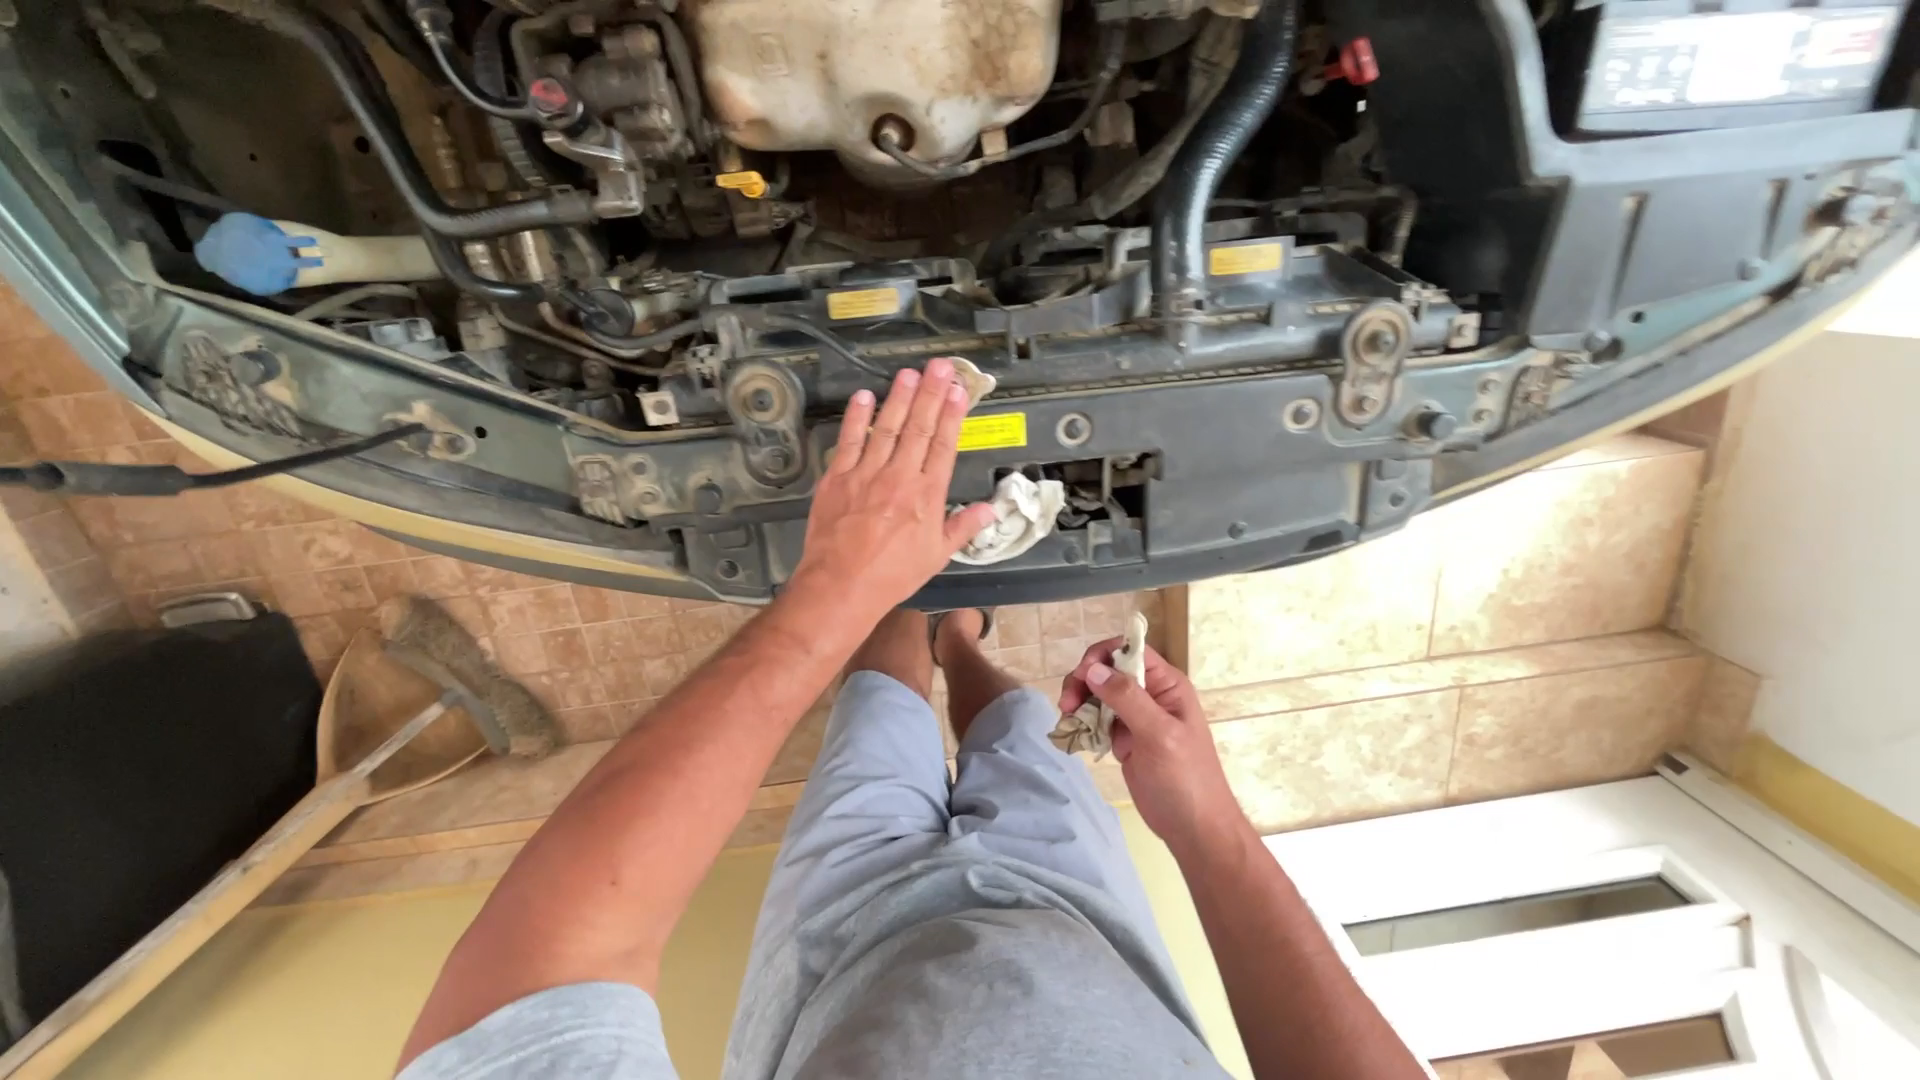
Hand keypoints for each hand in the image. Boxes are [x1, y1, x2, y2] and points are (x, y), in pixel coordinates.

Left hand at [791, 357, 998, 620]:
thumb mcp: (937, 556)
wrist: (841, 585)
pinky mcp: (836, 478)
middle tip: (939, 366)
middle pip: (918, 427)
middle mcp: (898, 477)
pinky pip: (849, 441)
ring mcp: (865, 474)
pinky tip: (864, 397)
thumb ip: (963, 527)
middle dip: (931, 393)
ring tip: (909, 373)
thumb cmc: (892, 575)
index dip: (952, 415)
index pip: (943, 445)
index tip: (959, 391)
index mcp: (926, 495)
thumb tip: (991, 510)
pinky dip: (857, 417)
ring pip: (886, 427)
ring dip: (899, 397)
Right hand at [1061, 641, 1247, 858]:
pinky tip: (1073, 735)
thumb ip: (1127, 698)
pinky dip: (1082, 723)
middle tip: (1067, 705)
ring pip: (1099, 694)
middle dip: (1084, 680)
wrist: (1194, 829)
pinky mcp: (1124, 739)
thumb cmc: (1185, 779)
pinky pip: (1097, 719)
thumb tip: (1092, 668)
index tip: (1081, 676)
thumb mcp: (1158, 734)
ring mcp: (1136, 718)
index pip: (1131, 650)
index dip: (1102, 655)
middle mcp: (1151, 695)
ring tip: (1066, 720)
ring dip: (1079, 701)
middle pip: (1108, 670)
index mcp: (1167, 685)